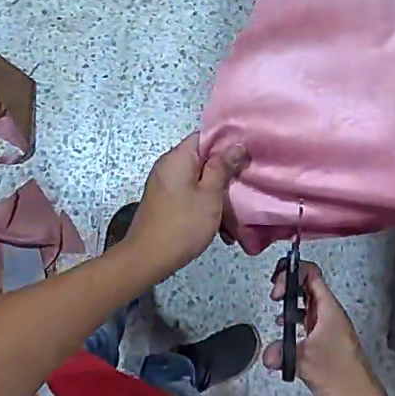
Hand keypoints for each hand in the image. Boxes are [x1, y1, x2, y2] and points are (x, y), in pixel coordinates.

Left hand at [119, 133, 247, 279]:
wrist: (147, 258)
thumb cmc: (182, 224)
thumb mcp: (209, 195)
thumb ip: (222, 168)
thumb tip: (236, 145)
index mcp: (177, 158)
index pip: (204, 137)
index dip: (227, 144)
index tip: (247, 156)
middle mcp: (168, 167)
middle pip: (202, 161)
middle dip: (225, 175)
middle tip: (245, 187)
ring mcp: (165, 186)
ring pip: (198, 182)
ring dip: (217, 197)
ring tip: (236, 217)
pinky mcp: (165, 203)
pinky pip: (190, 197)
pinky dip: (205, 208)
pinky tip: (222, 230)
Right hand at [264, 261, 394, 395]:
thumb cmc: (340, 375)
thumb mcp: (306, 361)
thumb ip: (282, 353)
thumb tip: (265, 354)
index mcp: (329, 309)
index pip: (311, 274)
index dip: (292, 271)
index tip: (276, 284)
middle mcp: (329, 314)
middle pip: (308, 285)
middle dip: (288, 285)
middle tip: (273, 295)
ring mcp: (328, 328)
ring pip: (307, 304)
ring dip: (290, 302)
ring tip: (276, 310)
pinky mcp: (325, 342)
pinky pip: (307, 322)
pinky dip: (294, 321)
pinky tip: (284, 332)